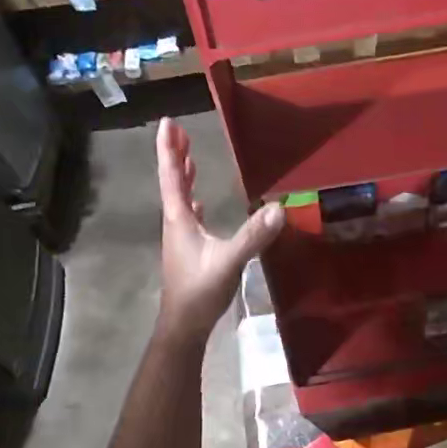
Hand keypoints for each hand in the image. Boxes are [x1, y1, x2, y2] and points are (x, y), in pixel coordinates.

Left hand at [155, 118, 282, 343]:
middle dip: (175, 156)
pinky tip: (199, 202)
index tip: (167, 122)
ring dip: (182, 176)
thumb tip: (279, 208)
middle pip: (172, 182)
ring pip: (178, 199)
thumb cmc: (199, 292)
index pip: (171, 176)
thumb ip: (252, 236)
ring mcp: (180, 238)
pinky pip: (188, 217)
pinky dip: (192, 202)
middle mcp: (175, 224)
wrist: (184, 325)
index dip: (168, 149)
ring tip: (188, 156)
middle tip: (178, 131)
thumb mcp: (228, 262)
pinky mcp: (188, 252)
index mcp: (179, 219)